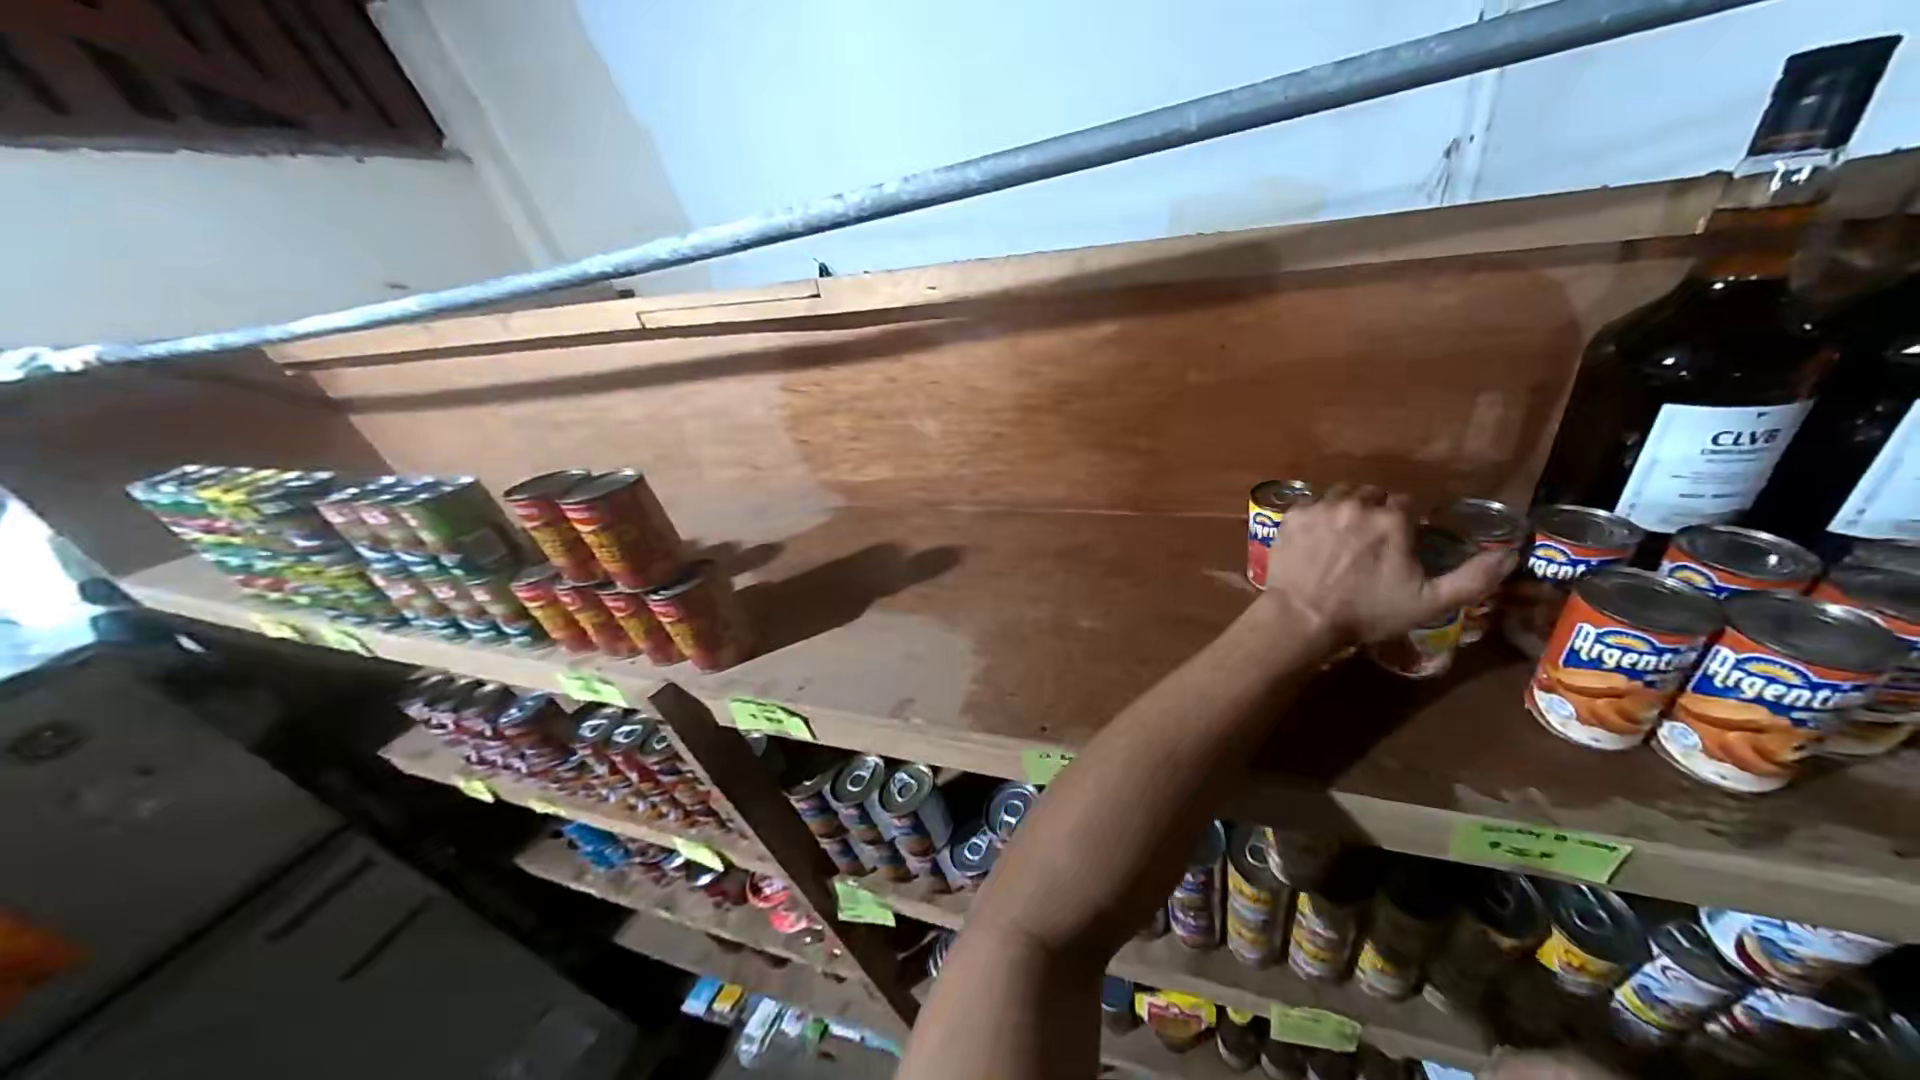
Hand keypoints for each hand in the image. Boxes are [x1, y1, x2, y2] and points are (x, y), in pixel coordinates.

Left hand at [1252, 485, 1515, 646]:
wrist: (1302, 617)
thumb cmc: (1367, 612)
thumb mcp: (1430, 602)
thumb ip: (1474, 577)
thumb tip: (1511, 554)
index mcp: (1393, 519)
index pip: (1407, 504)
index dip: (1406, 522)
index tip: (1400, 542)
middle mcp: (1356, 504)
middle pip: (1372, 495)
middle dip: (1376, 512)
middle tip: (1370, 541)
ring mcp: (1320, 507)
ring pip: (1340, 495)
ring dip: (1346, 509)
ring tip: (1343, 536)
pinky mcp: (1292, 516)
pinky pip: (1310, 504)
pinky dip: (1316, 515)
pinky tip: (1316, 537)